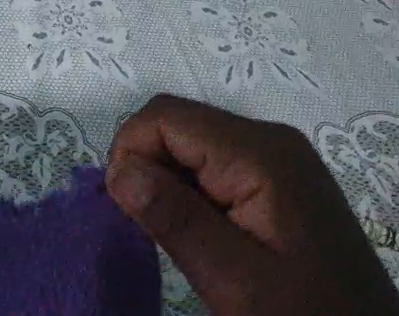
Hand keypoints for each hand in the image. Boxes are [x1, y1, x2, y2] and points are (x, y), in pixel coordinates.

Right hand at [107, 95, 398, 315]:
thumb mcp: (237, 282)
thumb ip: (175, 219)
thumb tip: (117, 170)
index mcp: (260, 151)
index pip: (166, 116)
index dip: (131, 151)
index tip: (123, 207)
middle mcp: (269, 138)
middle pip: (179, 124)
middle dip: (148, 165)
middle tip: (148, 229)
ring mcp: (279, 158)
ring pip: (193, 144)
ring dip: (169, 182)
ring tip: (178, 238)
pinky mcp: (281, 181)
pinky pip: (216, 164)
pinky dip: (193, 192)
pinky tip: (203, 235)